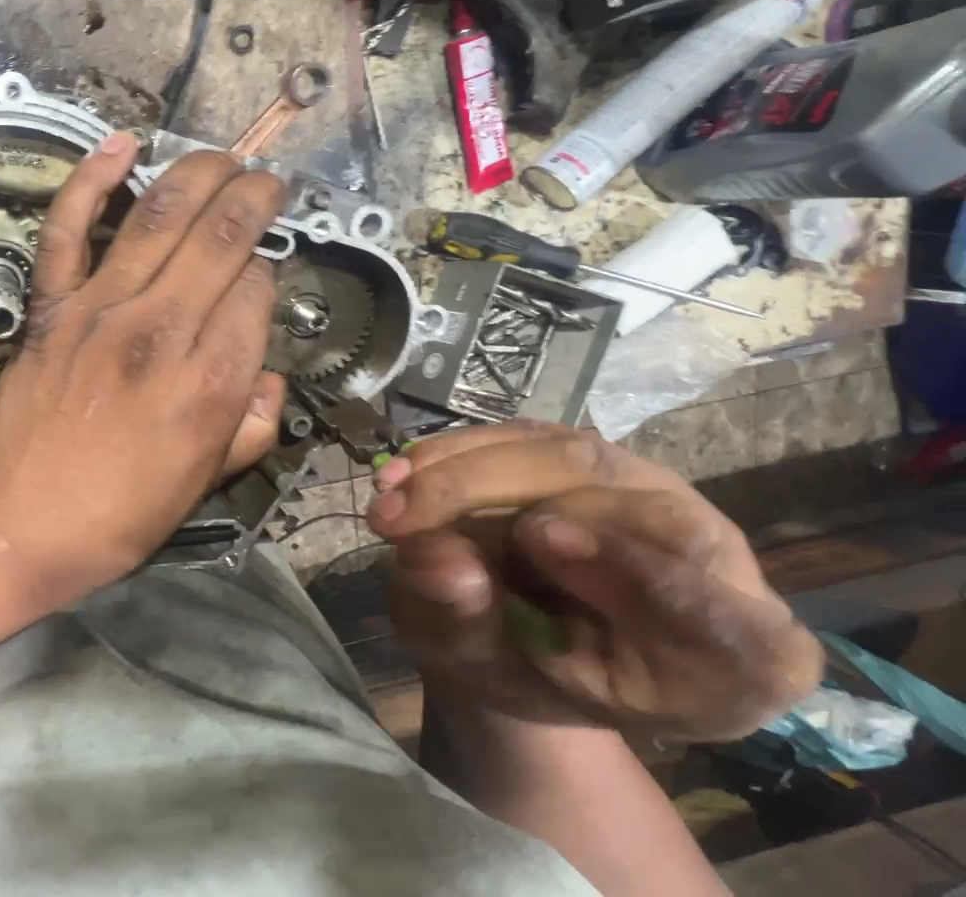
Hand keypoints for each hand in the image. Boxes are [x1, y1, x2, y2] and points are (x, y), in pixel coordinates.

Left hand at [0, 135, 286, 606]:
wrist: (20, 521)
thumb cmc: (117, 516)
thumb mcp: (205, 484)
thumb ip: (249, 427)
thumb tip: (267, 379)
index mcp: (210, 384)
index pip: (256, 293)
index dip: (265, 274)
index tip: (258, 276)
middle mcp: (161, 333)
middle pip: (221, 239)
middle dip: (252, 200)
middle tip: (266, 184)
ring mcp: (99, 312)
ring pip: (159, 219)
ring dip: (199, 176)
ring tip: (223, 158)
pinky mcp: (50, 307)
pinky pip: (67, 231)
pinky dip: (89, 182)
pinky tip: (119, 146)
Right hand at [366, 423, 821, 741]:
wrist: (525, 650)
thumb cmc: (521, 678)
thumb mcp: (486, 674)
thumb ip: (466, 626)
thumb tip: (436, 558)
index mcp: (732, 660)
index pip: (720, 616)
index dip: (636, 570)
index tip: (536, 537)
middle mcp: (719, 565)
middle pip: (628, 508)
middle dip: (495, 499)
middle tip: (397, 519)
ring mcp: (659, 498)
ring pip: (572, 458)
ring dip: (464, 468)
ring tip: (386, 493)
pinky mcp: (597, 460)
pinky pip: (532, 439)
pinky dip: (459, 451)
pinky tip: (406, 471)